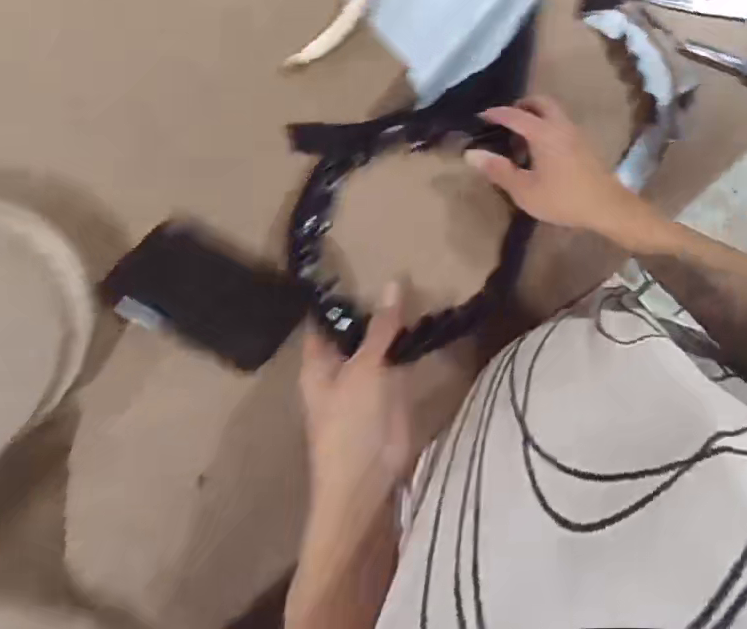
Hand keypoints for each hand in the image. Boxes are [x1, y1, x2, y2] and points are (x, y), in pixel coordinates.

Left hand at [298, 283, 425, 525]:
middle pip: (355, 328)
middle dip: (374, 304)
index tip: (360, 260)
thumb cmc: (352, 426)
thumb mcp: (366, 369)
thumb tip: (395, 280)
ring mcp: (366, 381)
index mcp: (319, 362)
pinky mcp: (390, 393)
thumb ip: (383, 327)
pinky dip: (410, 342)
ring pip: (380, 342)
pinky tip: (427, 319)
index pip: (324, 318)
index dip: (337, 293)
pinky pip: (399, 359)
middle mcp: (339, 367)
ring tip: (419, 281)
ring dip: (395, 322)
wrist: (370, 485)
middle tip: (399, 261)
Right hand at [464, 95, 671, 252]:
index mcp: (543, 132)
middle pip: (540, 102)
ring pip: (553, 112)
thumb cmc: (563, 198)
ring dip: (536, 116)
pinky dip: (547, 126)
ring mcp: (576, 133)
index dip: (496, 113)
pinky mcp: (585, 144)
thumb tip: (472, 154)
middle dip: (521, 105)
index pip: (515, 114)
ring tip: (520, 138)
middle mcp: (560, 125)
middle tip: (505, 121)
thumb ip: (498, 170)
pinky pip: (561, 124)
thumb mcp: (524, 190)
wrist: (607, 207)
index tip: (481, 116)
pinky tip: (541, 150)